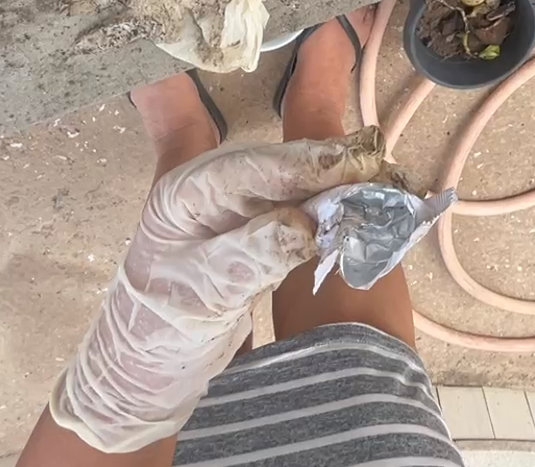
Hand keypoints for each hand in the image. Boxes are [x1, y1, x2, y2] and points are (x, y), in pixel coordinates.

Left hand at [49, 132, 387, 453]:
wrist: (149, 371)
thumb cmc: (159, 333)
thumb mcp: (200, 296)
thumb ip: (249, 256)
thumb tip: (306, 225)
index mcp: (187, 191)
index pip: (251, 168)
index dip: (302, 163)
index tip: (349, 163)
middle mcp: (218, 186)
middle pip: (281, 167)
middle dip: (331, 166)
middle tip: (382, 168)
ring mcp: (243, 205)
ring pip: (298, 184)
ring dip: (341, 184)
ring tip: (385, 182)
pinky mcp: (264, 226)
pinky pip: (304, 209)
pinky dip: (335, 208)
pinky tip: (365, 205)